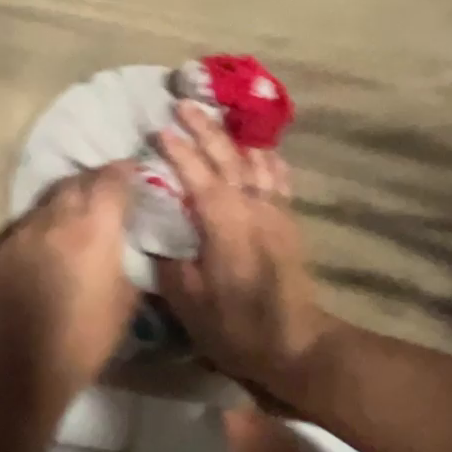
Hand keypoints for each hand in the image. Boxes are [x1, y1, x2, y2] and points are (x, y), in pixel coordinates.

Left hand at [0, 163, 137, 402]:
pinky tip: (45, 248)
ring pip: (48, 202)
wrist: (21, 370)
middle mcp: (55, 216)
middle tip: (107, 194)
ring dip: (65, 204)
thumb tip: (124, 242)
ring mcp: (21, 229)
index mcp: (93, 226)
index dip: (125, 172)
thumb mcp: (125, 300)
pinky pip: (25, 226)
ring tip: (75, 219)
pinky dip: (40, 229)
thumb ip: (126, 258)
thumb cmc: (85, 340)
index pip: (112, 179)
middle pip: (78, 182)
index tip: (135, 174)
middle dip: (95, 183)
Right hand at [155, 102, 338, 402]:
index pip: (196, 174)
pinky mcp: (288, 222)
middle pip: (227, 156)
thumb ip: (169, 260)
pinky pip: (278, 178)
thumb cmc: (236, 327)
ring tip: (217, 116)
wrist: (298, 348)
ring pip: (254, 161)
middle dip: (204, 128)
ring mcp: (274, 211)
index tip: (158, 129)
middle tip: (183, 103)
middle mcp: (252, 207)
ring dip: (234, 136)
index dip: (177, 150)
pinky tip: (260, 149)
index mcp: (223, 222)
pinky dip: (267, 158)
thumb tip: (153, 232)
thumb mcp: (188, 302)